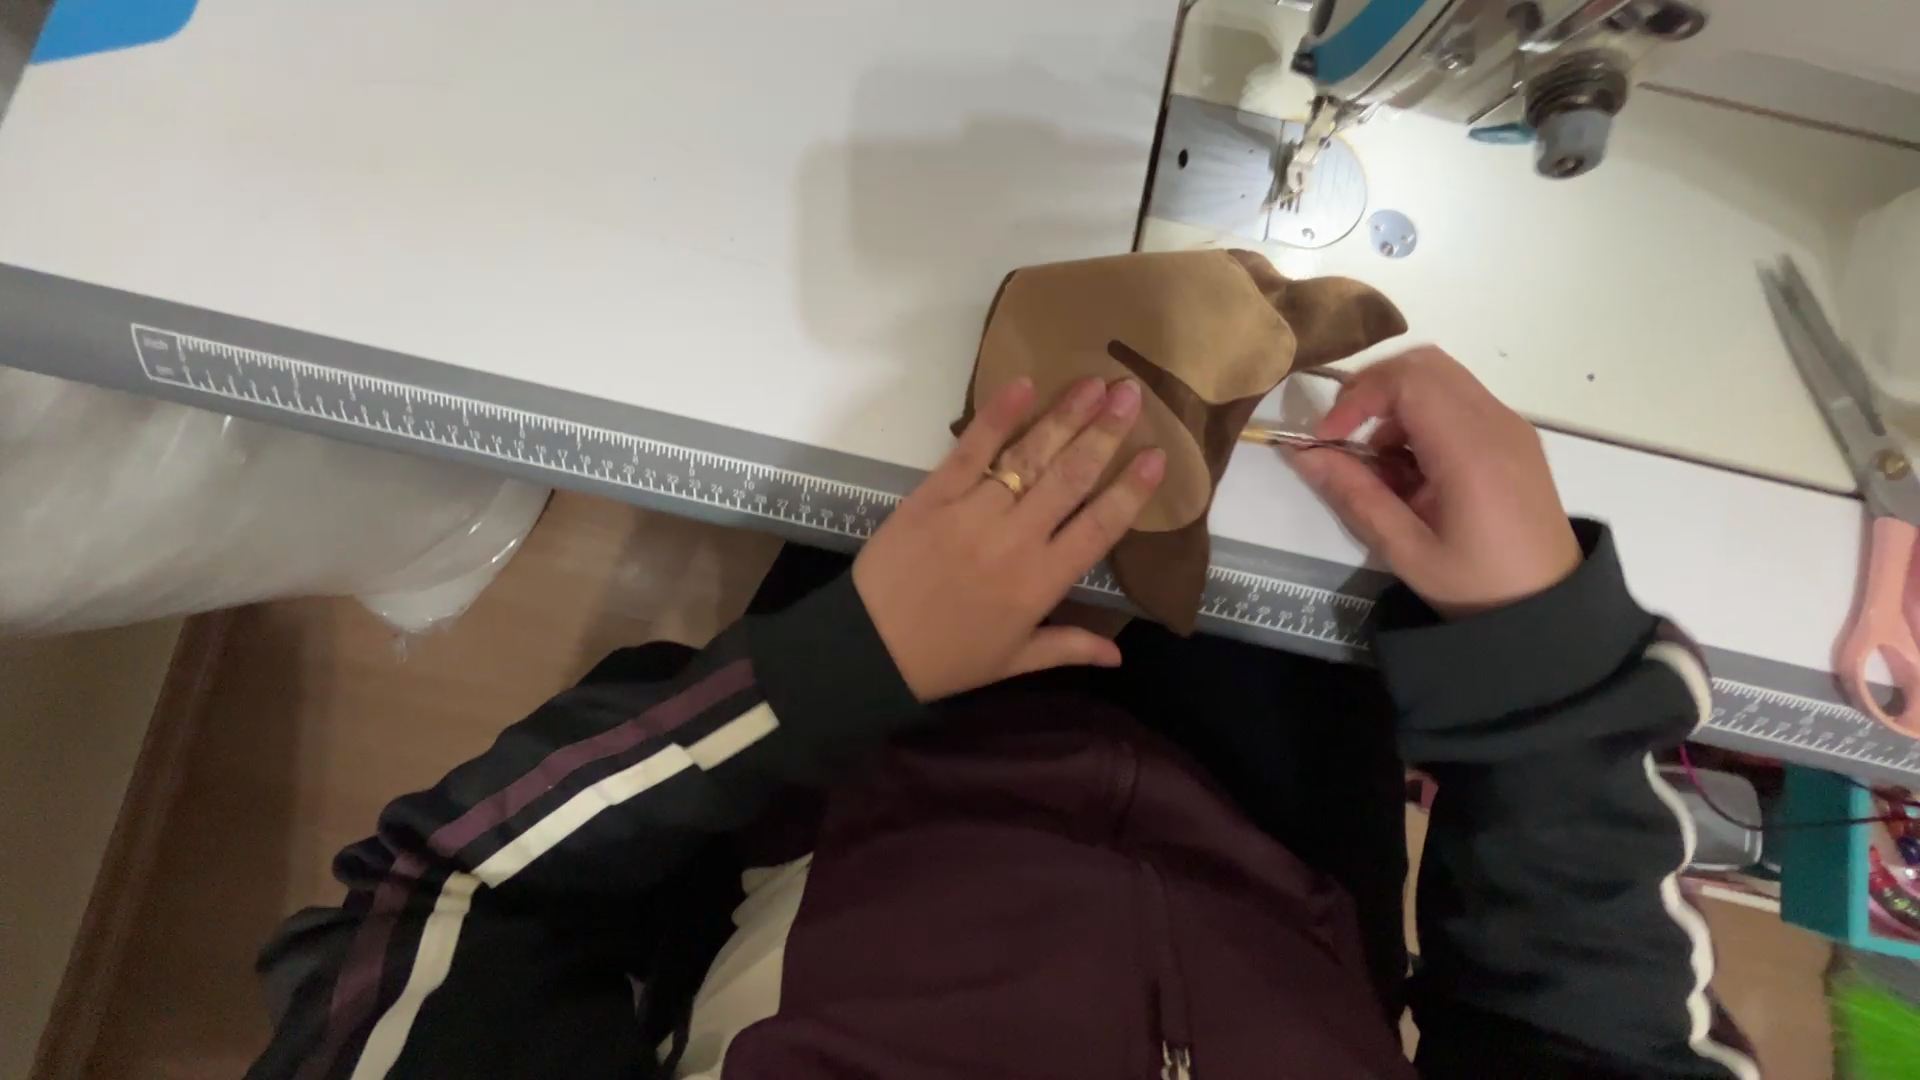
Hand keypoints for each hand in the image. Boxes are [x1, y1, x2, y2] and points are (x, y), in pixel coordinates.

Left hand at [853, 376, 1165, 700]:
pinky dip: (995, 417)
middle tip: (1132, 394)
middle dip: (1105, 434)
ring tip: (1094, 383)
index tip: (1159, 455)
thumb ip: (1068, 648)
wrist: (869, 649)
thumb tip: (1120, 655)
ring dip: (1064, 416)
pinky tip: (1022, 385)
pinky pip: (969, 450)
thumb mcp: (1012, 662)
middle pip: (1070, 479)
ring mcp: (972, 513)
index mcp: (1041, 583)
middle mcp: (1015, 541)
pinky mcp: (932, 495)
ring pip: (1028, 457)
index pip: (1100, 527)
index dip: (1132, 490)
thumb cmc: (945, 661)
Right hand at [1291, 347, 1580, 617]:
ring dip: (1391, 405)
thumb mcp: (1403, 549)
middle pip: (1423, 364)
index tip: (1326, 439)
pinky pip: (1453, 400)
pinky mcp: (1507, 435)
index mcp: (1472, 451)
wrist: (1547, 603)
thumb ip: (1354, 495)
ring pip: (1437, 378)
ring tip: (1374, 461)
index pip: (1409, 381)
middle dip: (1369, 389)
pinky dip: (1415, 417)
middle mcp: (1496, 423)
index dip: (1356, 398)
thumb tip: (1303, 454)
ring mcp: (1506, 426)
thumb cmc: (1474, 583)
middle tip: (1340, 433)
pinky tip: (1404, 467)